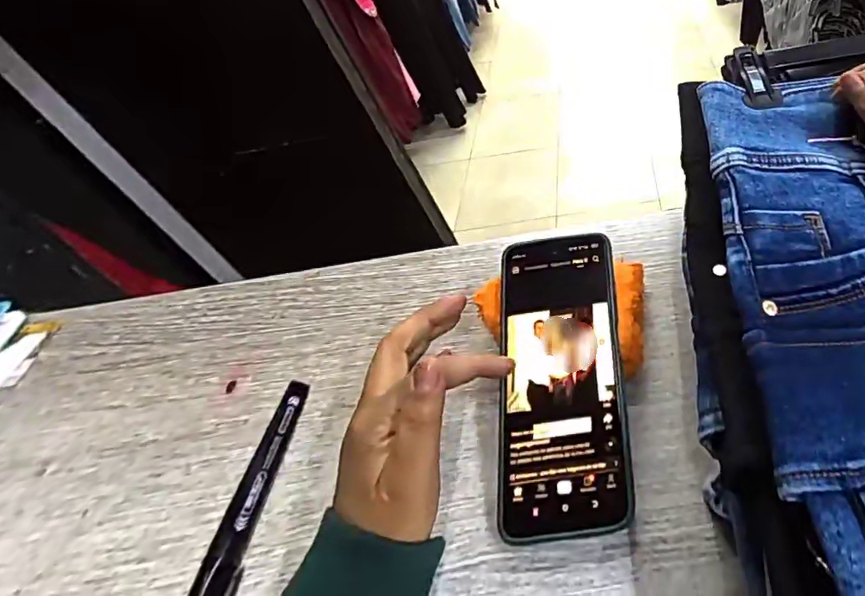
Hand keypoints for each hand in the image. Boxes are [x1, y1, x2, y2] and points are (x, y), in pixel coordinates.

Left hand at [334, 294, 512, 542]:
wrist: (366, 562)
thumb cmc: (392, 521)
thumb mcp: (413, 469)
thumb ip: (422, 414)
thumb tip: (434, 362)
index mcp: (376, 418)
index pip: (420, 366)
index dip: (462, 360)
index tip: (497, 366)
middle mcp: (371, 413)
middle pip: (395, 350)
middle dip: (427, 320)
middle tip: (459, 302)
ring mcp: (375, 423)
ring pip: (399, 363)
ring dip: (426, 335)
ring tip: (454, 317)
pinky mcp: (384, 433)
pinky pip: (405, 381)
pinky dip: (427, 359)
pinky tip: (443, 362)